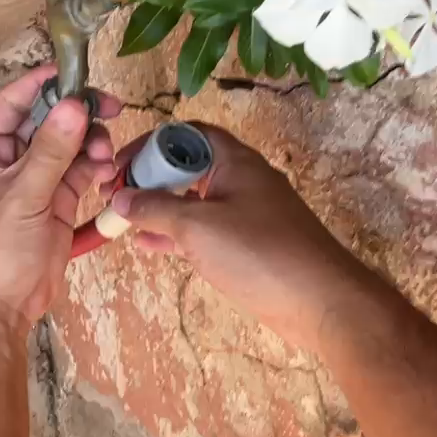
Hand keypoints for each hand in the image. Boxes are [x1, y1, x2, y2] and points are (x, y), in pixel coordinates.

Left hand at [0, 65, 117, 334]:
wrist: (2, 306)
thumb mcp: (22, 197)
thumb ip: (51, 152)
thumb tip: (74, 106)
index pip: (11, 103)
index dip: (39, 84)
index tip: (73, 73)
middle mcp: (9, 159)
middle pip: (46, 120)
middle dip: (76, 114)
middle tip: (110, 108)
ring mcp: (35, 180)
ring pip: (68, 144)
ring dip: (89, 143)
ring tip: (104, 157)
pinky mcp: (57, 200)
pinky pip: (79, 170)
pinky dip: (93, 167)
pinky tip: (104, 172)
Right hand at [106, 124, 374, 342]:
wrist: (320, 302)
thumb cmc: (258, 251)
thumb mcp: (196, 226)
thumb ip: (154, 208)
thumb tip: (119, 199)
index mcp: (234, 161)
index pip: (185, 134)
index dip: (149, 144)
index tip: (119, 165)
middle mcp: (240, 180)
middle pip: (186, 166)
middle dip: (148, 178)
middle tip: (116, 196)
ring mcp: (244, 213)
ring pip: (191, 200)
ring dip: (158, 208)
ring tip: (123, 221)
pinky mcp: (246, 244)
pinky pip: (201, 230)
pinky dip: (174, 234)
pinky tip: (147, 245)